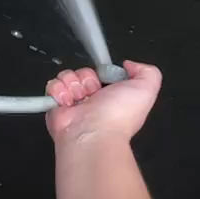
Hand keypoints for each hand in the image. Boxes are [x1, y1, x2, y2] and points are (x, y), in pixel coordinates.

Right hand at [45, 61, 160, 147]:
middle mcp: (93, 100)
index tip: (106, 79)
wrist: (92, 134)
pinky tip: (67, 102)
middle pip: (84, 72)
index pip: (102, 73)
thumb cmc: (118, 115)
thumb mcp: (145, 90)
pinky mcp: (56, 105)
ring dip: (72, 83)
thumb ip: (147, 72)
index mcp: (112, 97)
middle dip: (87, 78)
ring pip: (67, 76)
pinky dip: (58, 90)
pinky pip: (52, 84)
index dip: (103, 72)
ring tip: (79, 99)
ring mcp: (73, 102)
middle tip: (92, 93)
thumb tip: (129, 64)